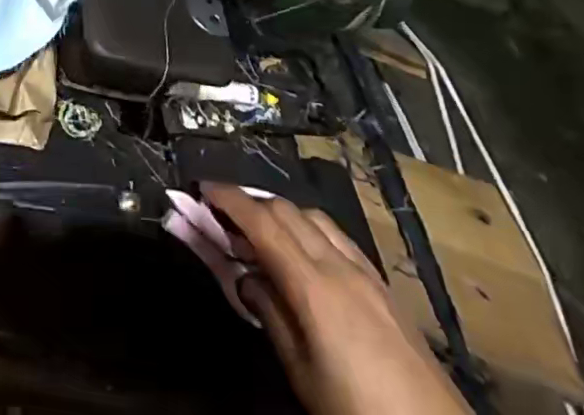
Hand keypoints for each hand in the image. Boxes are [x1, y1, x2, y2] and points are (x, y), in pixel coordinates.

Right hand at [203, 185, 471, 414]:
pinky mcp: (382, 283)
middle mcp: (339, 264)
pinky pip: (336, 236)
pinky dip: (307, 228)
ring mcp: (365, 270)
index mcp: (314, 285)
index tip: (202, 190)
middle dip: (250, 203)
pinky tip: (301, 250)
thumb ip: (269, 315)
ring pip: (313, 217)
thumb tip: (245, 278)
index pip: (263, 223)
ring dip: (279, 213)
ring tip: (257, 233)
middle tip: (221, 218)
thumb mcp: (301, 371)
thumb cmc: (356, 408)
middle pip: (287, 211)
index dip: (229, 200)